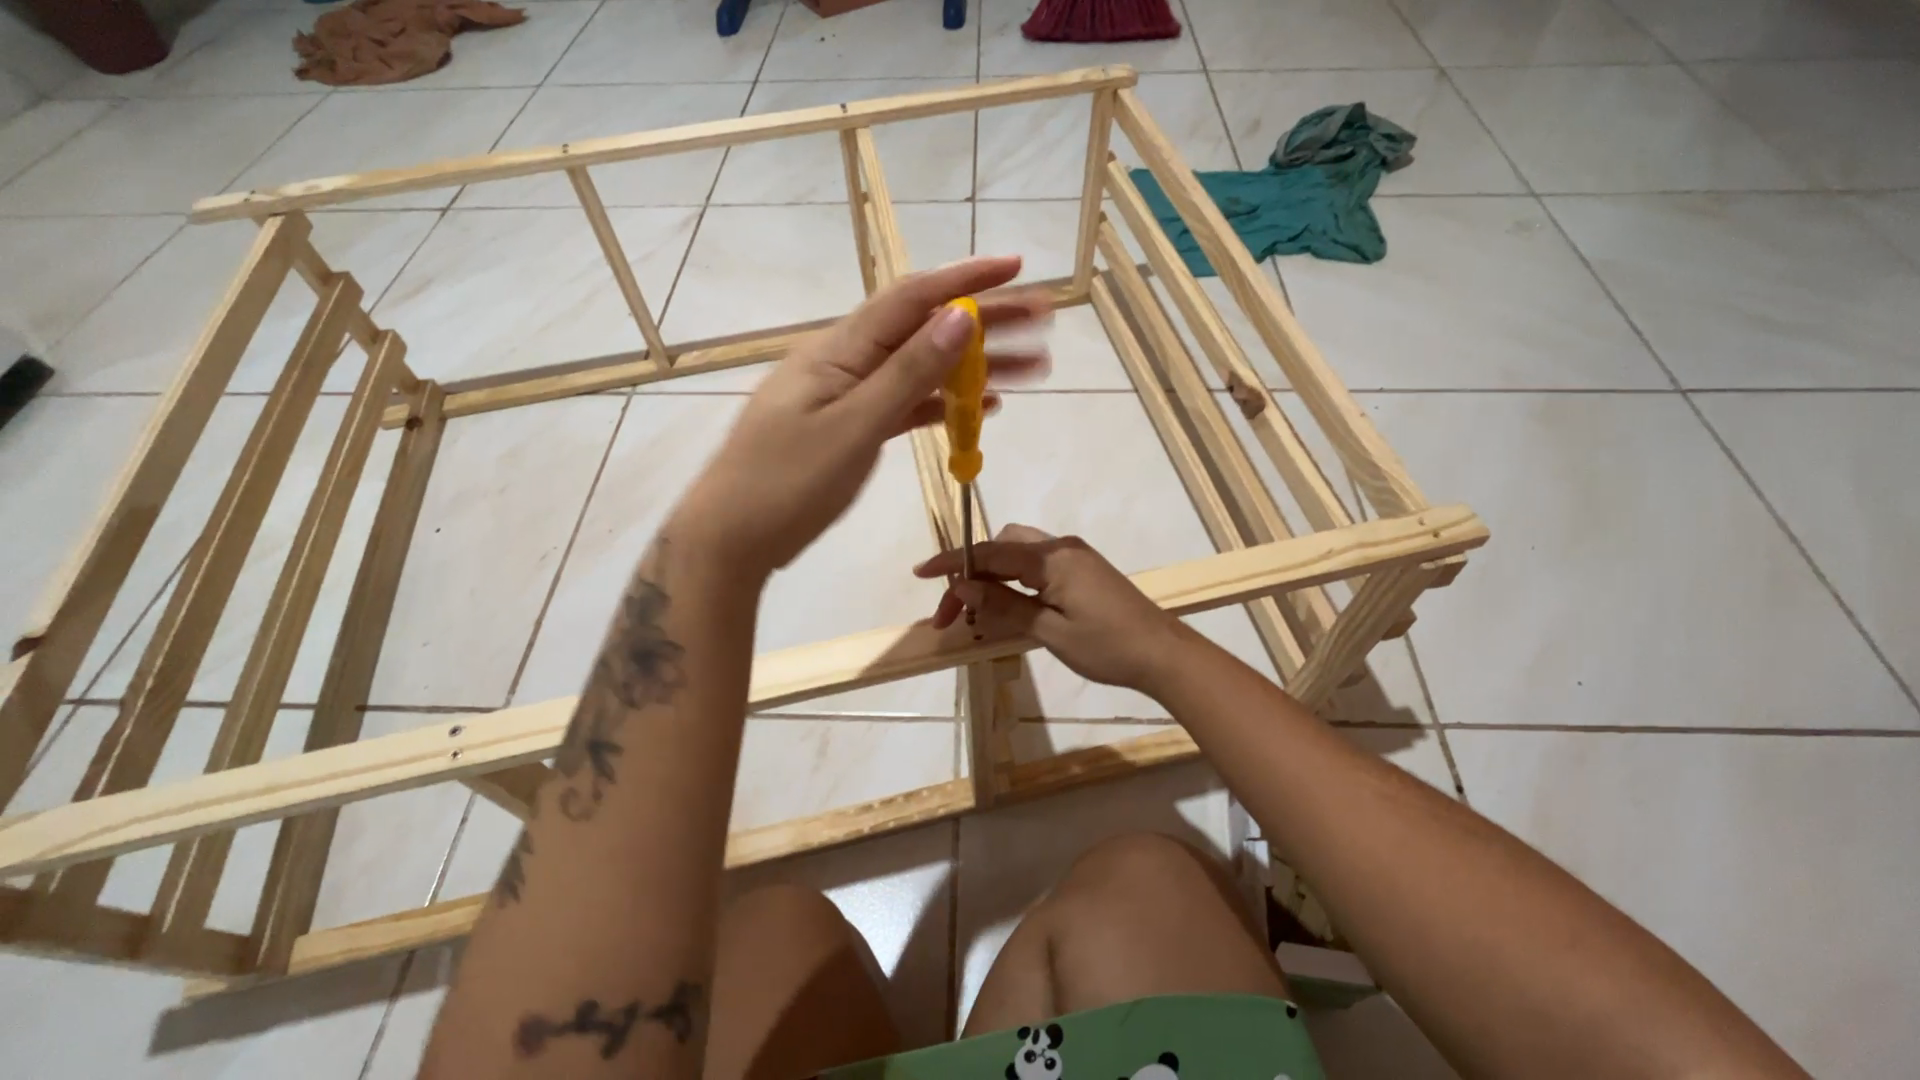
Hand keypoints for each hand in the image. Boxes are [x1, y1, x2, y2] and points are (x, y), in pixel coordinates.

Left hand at [673, 257, 1050, 575]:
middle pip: (923, 330)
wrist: (730, 539)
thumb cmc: (785, 484)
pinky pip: (904, 404)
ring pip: (919, 369)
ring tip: (1031, 367)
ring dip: (973, 366)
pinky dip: (942, 403)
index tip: (1017, 268)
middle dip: (986, 322)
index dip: (967, 280)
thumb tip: (959, 317)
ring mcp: (845, 395)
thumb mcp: (852, 428)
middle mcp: (845, 362)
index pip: (912, 299)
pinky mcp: (847, 428)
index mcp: (839, 350)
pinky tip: (980, 405)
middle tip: (1044, 320)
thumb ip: (907, 375)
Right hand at [913, 525, 1192, 693]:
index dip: (953, 563)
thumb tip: (962, 586)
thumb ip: (1004, 605)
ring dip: (991, 577)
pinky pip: (1036, 567)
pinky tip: (1002, 607)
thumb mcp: (1049, 631)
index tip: (921, 574)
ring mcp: (1074, 558)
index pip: (991, 553)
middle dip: (971, 574)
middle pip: (1002, 548)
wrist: (1163, 654)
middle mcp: (1061, 548)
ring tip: (970, 612)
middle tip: (950, 612)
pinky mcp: (1082, 572)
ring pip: (1018, 556)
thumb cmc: (1107, 646)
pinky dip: (1012, 581)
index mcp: (1052, 558)